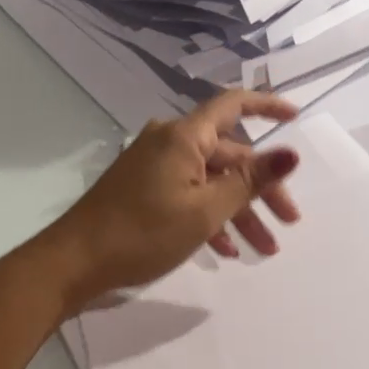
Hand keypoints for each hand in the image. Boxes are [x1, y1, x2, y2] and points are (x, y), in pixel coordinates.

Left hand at [43, 90, 301, 306]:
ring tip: (263, 249)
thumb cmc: (142, 233)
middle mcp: (169, 141)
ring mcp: (154, 165)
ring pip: (210, 178)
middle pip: (228, 153)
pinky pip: (188, 193)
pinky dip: (210, 215)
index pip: (233, 104)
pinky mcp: (143, 188)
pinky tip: (226, 250)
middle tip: (288, 223)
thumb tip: (290, 153)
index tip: (296, 116)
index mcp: (184, 136)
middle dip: (260, 188)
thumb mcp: (205, 211)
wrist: (73, 263)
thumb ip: (250, 181)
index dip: (267, 105)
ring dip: (238, 210)